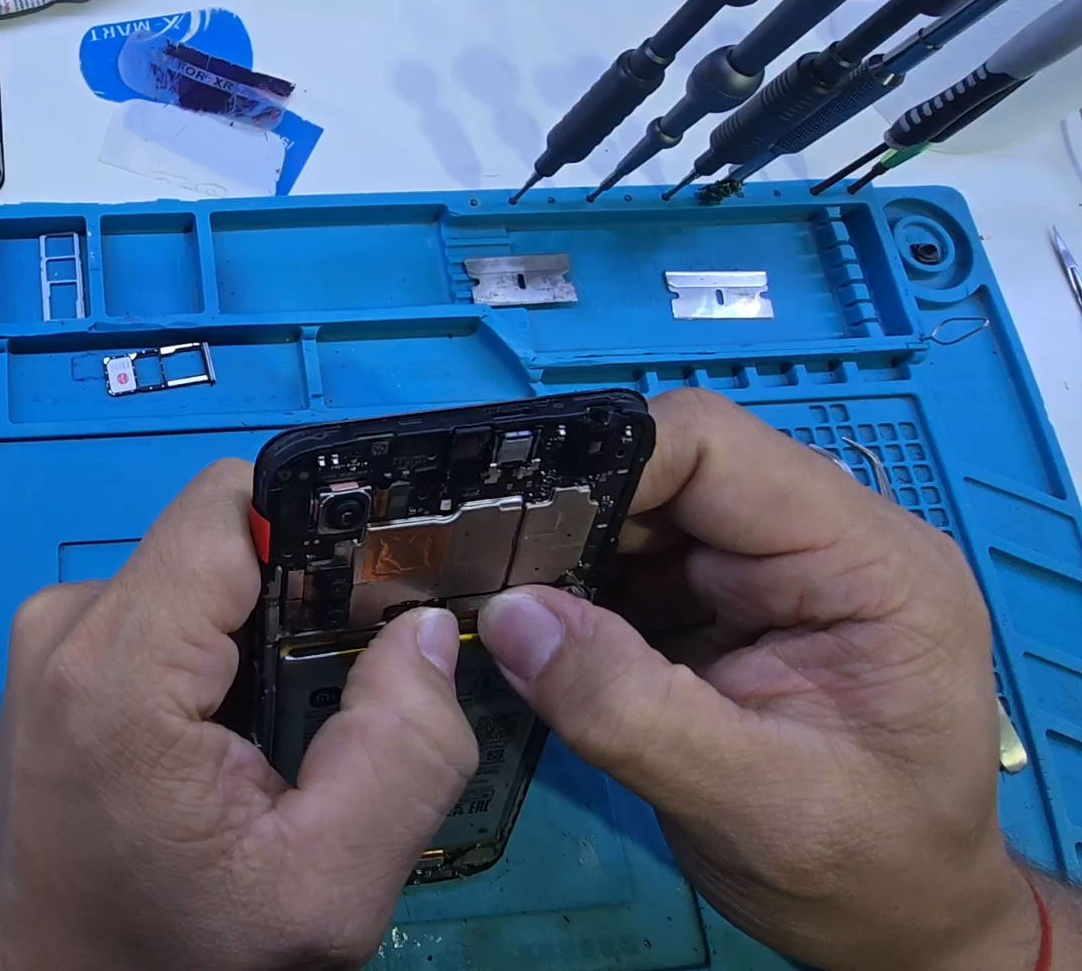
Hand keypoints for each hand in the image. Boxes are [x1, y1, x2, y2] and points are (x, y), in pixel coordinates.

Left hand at [0, 459, 479, 970]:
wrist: (47, 965)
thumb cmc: (171, 945)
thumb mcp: (322, 891)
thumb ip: (400, 756)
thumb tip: (420, 627)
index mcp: (121, 663)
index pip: (227, 507)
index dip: (306, 530)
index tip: (358, 589)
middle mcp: (72, 616)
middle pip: (214, 538)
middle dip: (282, 589)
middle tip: (322, 677)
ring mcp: (54, 623)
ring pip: (189, 568)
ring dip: (241, 621)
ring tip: (264, 710)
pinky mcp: (53, 638)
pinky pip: (156, 597)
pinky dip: (199, 637)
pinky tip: (213, 713)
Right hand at [478, 389, 1041, 970]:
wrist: (878, 918)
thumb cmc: (858, 867)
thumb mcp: (749, 803)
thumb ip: (626, 708)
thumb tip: (505, 614)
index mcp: (858, 559)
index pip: (708, 447)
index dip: (603, 465)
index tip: (516, 523)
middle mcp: (800, 537)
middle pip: (648, 467)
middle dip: (559, 511)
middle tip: (487, 570)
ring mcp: (741, 563)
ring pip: (613, 506)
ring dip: (548, 547)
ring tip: (498, 600)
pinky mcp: (693, 592)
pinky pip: (602, 553)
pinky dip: (551, 579)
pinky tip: (525, 620)